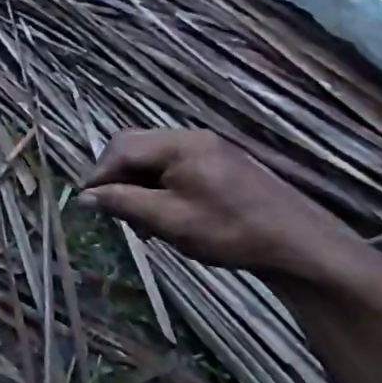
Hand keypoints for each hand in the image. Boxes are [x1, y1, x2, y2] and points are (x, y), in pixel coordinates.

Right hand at [80, 129, 374, 285]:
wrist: (296, 244)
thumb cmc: (229, 230)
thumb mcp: (168, 220)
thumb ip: (123, 203)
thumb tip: (85, 196)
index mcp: (179, 144)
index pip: (121, 147)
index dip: (99, 175)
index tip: (89, 205)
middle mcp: (192, 139)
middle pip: (136, 148)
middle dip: (118, 180)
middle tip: (116, 214)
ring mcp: (209, 150)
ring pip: (154, 161)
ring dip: (138, 187)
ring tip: (142, 223)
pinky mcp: (220, 167)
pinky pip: (174, 169)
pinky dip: (159, 190)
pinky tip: (166, 218)